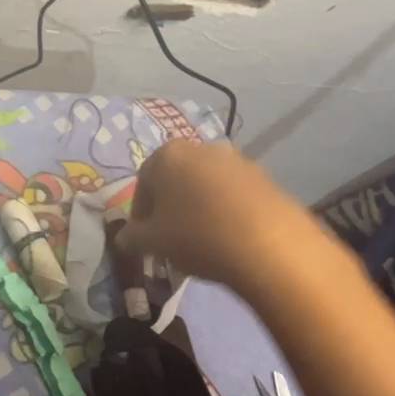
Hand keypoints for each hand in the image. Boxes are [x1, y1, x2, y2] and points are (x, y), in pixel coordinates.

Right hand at [114, 140, 343, 296]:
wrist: (271, 247)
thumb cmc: (197, 236)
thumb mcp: (153, 243)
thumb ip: (132, 237)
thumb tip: (123, 238)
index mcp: (167, 155)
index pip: (143, 183)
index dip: (141, 213)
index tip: (146, 238)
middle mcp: (202, 148)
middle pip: (177, 180)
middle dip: (172, 207)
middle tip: (173, 239)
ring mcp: (239, 162)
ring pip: (208, 187)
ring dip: (201, 208)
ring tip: (205, 242)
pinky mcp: (268, 180)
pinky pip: (237, 197)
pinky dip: (229, 213)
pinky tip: (232, 240)